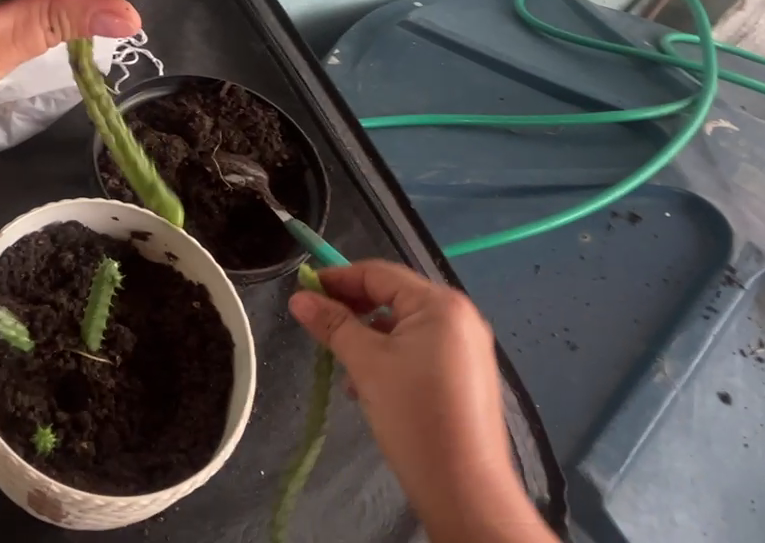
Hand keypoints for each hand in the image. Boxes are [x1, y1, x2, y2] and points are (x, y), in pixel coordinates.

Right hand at [289, 261, 555, 542]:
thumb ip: (331, 323)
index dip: (337, 279)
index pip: (377, 274)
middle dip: (352, 310)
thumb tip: (298, 298)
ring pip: (402, 326)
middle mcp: (459, 318)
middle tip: (318, 324)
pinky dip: (389, 357)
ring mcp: (466, 349)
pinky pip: (418, 350)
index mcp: (440, 305)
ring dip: (367, 337)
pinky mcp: (465, 377)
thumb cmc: (414, 414)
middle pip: (391, 297)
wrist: (465, 491)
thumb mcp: (364, 363)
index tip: (303, 291)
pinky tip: (368, 386)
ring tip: (342, 364)